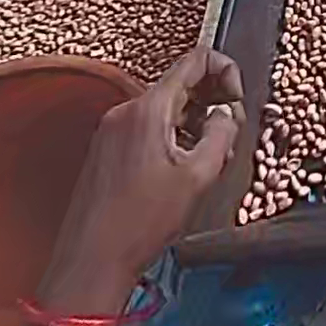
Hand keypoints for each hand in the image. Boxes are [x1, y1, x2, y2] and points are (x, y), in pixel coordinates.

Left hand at [53, 46, 243, 276]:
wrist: (88, 266)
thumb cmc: (144, 221)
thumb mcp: (200, 175)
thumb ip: (223, 132)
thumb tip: (226, 113)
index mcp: (149, 109)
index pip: (195, 60)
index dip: (226, 70)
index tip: (236, 100)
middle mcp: (126, 110)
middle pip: (182, 83)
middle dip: (214, 100)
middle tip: (230, 133)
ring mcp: (112, 129)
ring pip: (168, 107)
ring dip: (196, 121)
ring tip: (210, 158)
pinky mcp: (107, 149)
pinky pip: (151, 125)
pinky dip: (175, 134)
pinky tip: (184, 167)